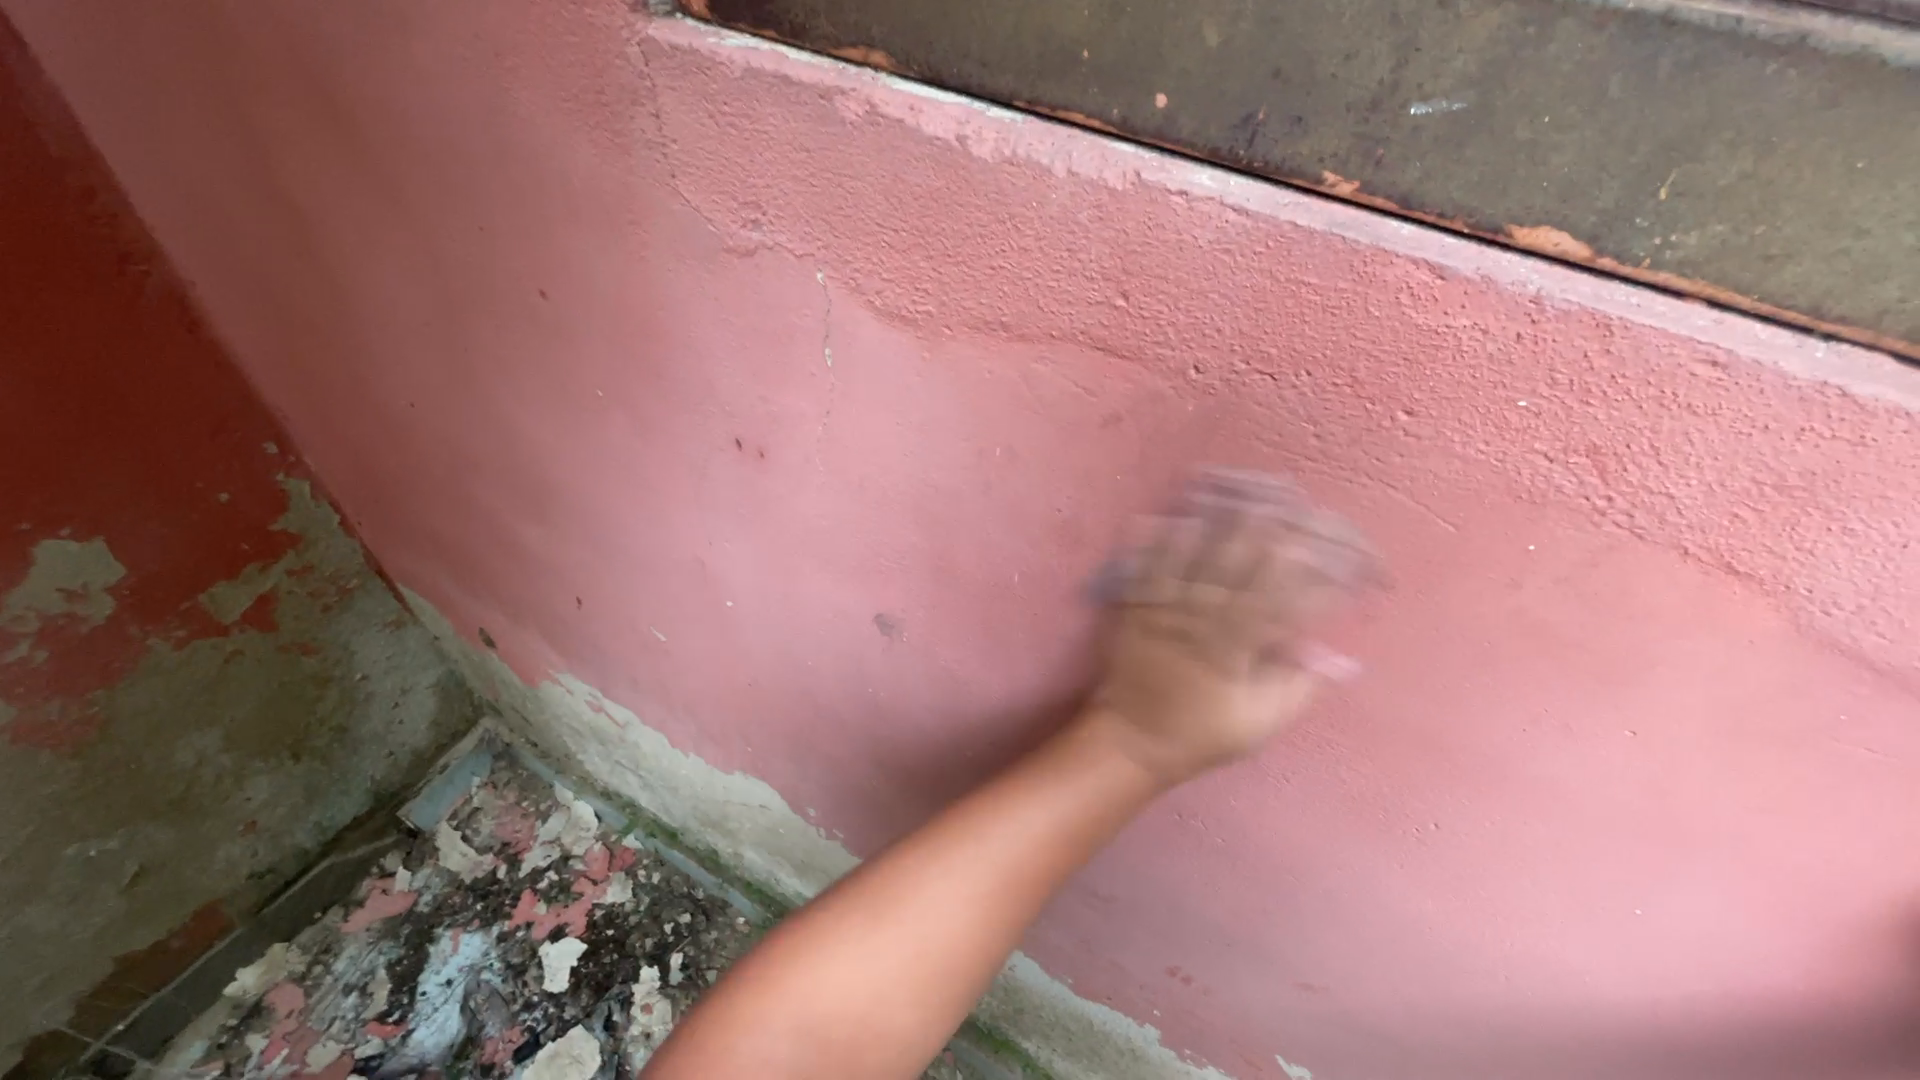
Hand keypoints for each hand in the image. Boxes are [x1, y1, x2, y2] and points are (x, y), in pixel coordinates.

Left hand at [1089, 469, 1374, 786]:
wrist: (1131, 741)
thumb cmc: (1200, 734)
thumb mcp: (1258, 724)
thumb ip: (1297, 688)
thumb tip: (1340, 659)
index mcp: (1232, 653)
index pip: (1275, 605)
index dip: (1302, 578)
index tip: (1326, 555)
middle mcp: (1197, 626)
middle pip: (1232, 573)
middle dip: (1257, 537)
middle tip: (1279, 505)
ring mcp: (1160, 615)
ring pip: (1187, 564)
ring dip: (1208, 530)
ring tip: (1225, 499)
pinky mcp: (1130, 612)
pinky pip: (1138, 573)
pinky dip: (1145, 546)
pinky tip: (1154, 518)